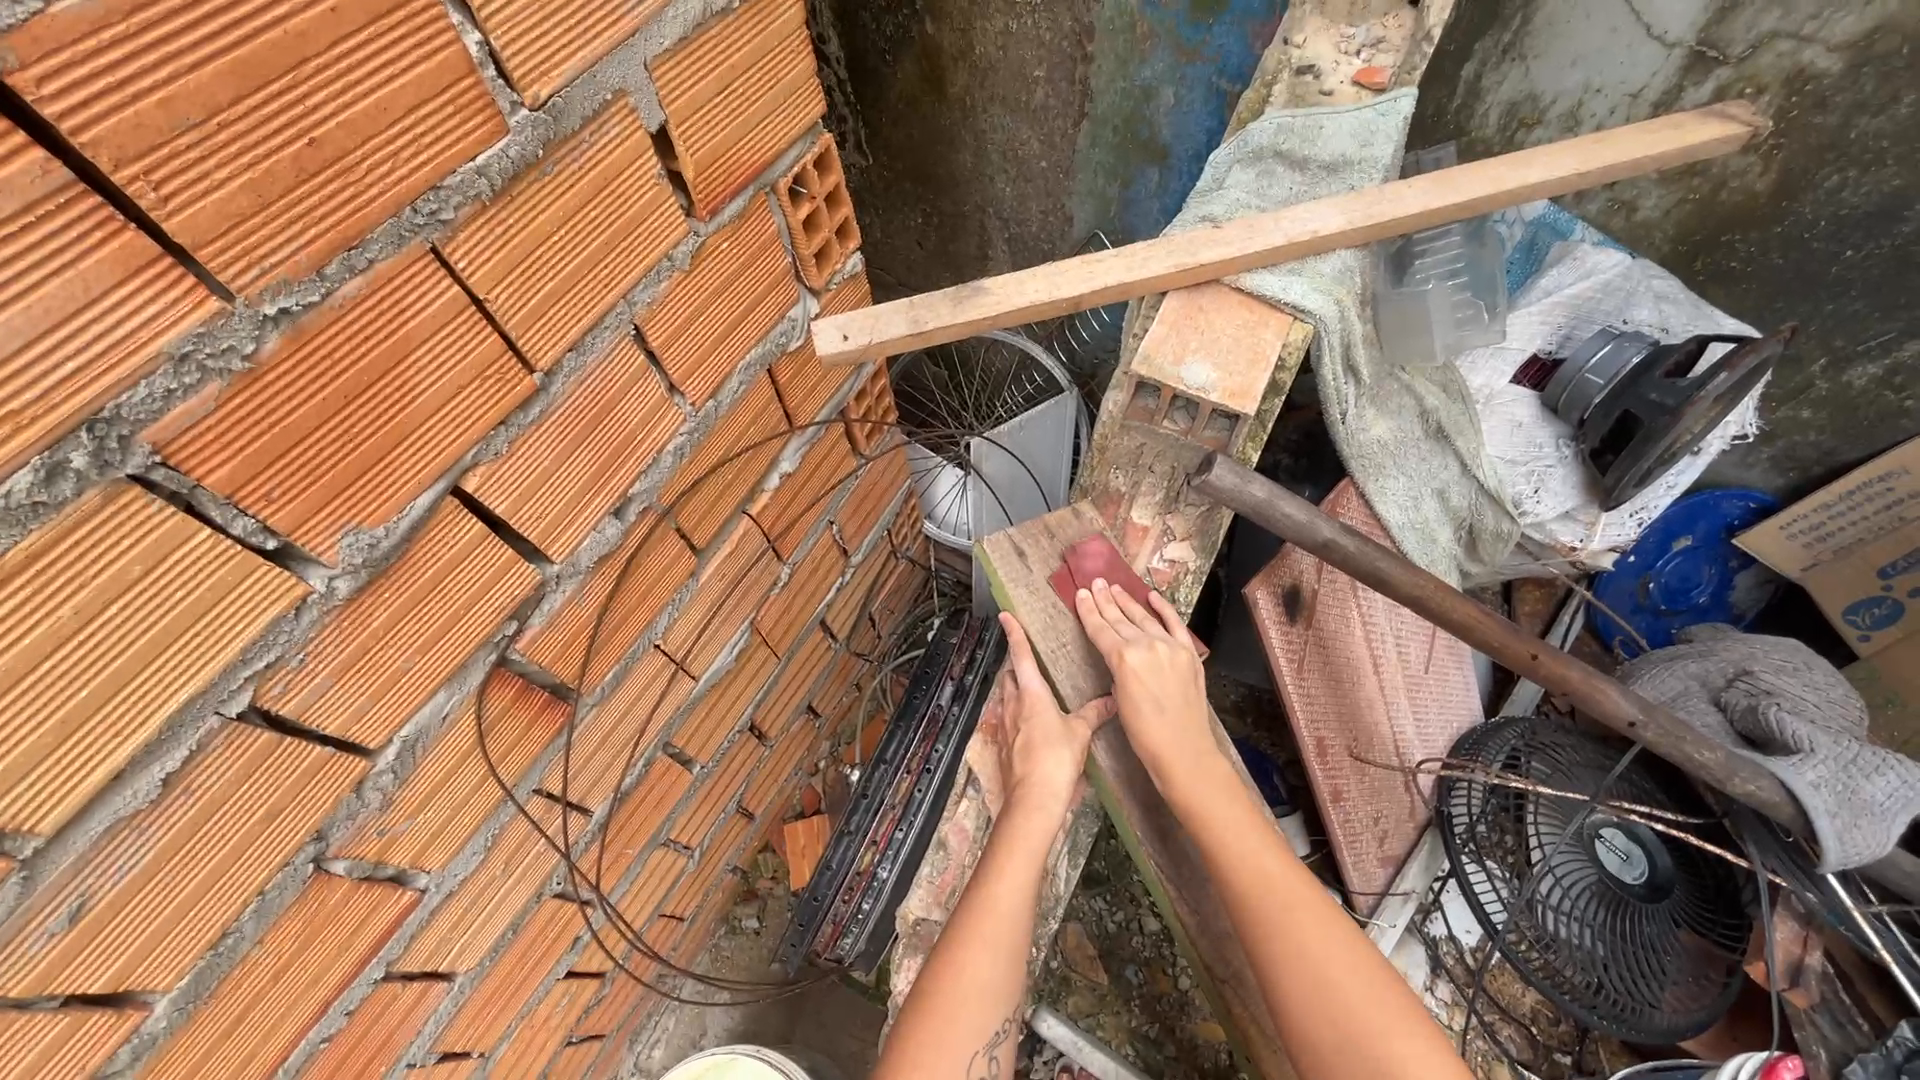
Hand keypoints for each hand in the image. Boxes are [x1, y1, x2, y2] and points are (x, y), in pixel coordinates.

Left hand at [991, 611, 1114, 820]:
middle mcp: (1013, 704)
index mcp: (1031, 693)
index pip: (1021, 654)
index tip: (1005, 615)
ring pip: (1006, 697)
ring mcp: (1005, 724)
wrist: (1033, 799)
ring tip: (1033, 693)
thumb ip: (1094, 713)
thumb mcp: (1080, 733)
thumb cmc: (1056, 760)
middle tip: (1031, 663)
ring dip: (1015, 691)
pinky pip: (1008, 720)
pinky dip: (1016, 716)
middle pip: (1010, 676)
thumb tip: (1112, 700)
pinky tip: (1030, 726)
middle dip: (1017, 666)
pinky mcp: (1003, 744)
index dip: (1013, 633)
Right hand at [1072, 580, 1220, 801]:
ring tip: (1114, 587)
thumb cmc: (1143, 732)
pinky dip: (1164, 608)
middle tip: (1094, 582)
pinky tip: (1152, 596)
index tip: (1080, 594)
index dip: (1089, 611)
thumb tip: (1120, 655)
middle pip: (1120, 619)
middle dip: (1105, 600)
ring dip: (1127, 601)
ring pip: (1144, 617)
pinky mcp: (1188, 653)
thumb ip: (1117, 669)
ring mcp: (1170, 646)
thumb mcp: (1119, 697)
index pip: (1101, 629)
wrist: (1183, 748)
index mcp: (1123, 658)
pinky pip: (1175, 624)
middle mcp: (1146, 645)